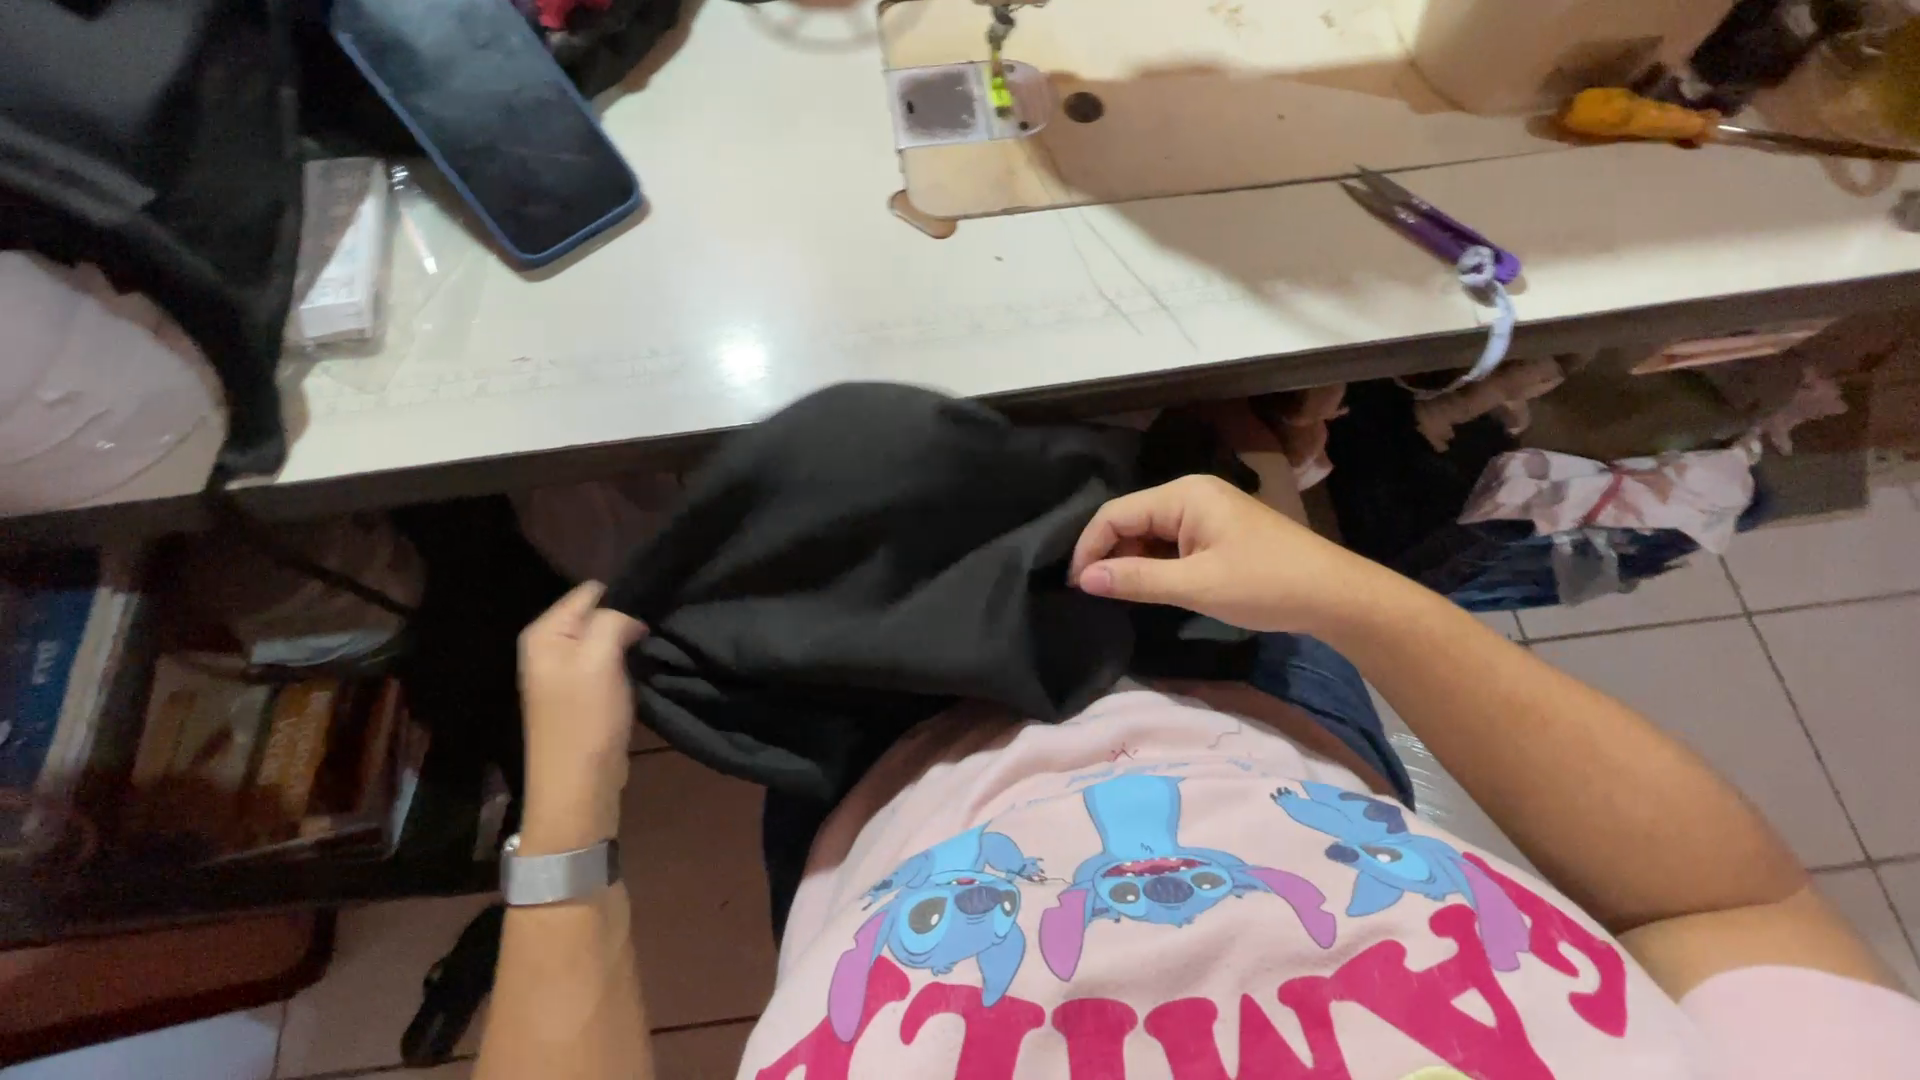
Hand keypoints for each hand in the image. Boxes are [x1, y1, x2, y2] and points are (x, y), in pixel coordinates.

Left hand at [516, 582, 646, 854]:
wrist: (579, 785)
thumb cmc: (586, 720)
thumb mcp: (599, 659)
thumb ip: (613, 620)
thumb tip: (633, 614)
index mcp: (544, 633)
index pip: (591, 591)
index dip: (624, 597)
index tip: (654, 610)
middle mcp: (549, 647)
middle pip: (599, 614)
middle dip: (628, 619)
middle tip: (657, 630)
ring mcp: (565, 672)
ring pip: (608, 639)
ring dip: (630, 643)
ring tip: (655, 647)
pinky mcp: (583, 693)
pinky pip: (610, 662)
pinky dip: (628, 663)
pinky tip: (644, 668)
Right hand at [1068, 474, 1389, 634]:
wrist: (1333, 595)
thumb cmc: (1265, 585)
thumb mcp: (1195, 586)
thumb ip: (1136, 580)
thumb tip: (1084, 580)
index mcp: (1184, 494)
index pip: (1115, 513)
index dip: (1088, 548)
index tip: (1075, 586)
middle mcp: (1190, 494)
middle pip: (1130, 519)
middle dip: (1107, 555)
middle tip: (1091, 594)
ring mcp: (1205, 512)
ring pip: (1148, 532)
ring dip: (1130, 561)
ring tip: (1116, 595)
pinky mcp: (1215, 531)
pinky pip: (1169, 541)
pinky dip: (1153, 564)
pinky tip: (1147, 587)